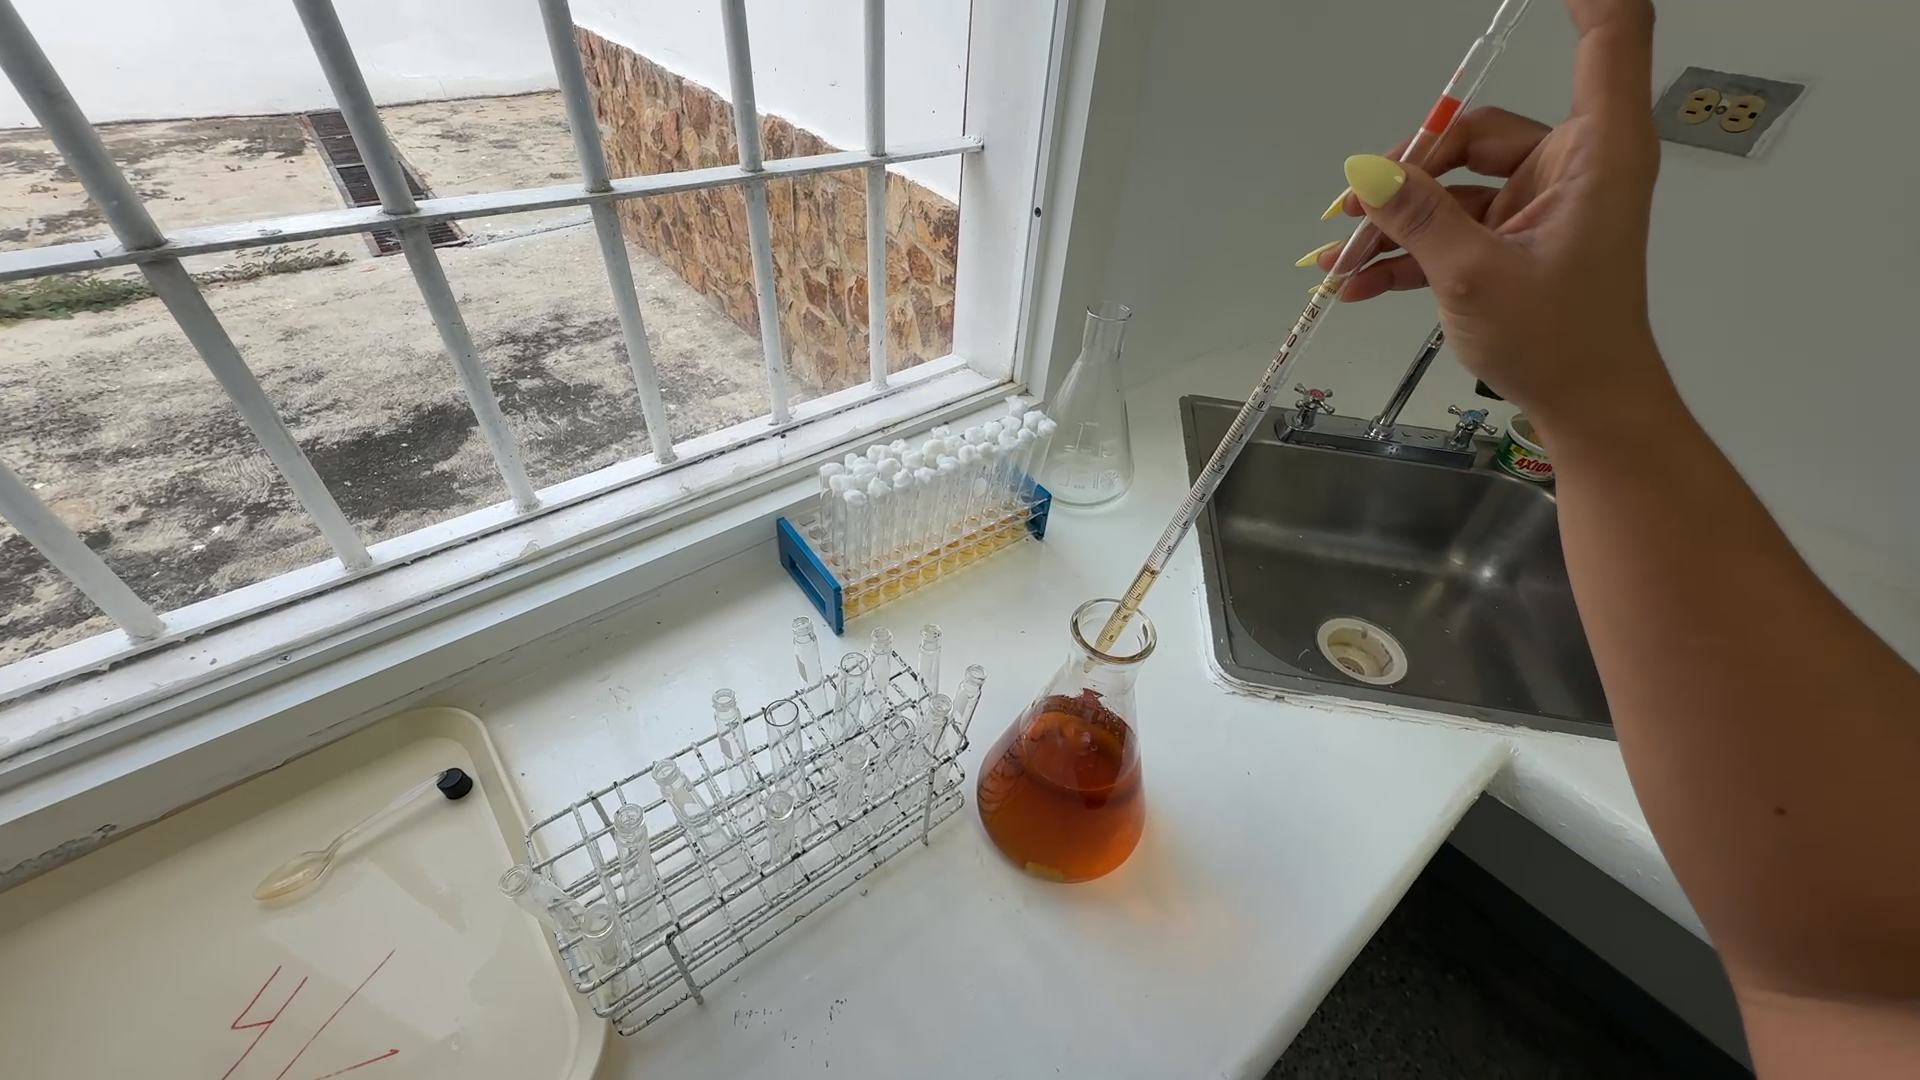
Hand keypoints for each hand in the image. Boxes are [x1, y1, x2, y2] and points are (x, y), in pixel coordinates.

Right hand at [1313, 0, 1666, 432]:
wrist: (1579, 401)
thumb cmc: (1553, 336)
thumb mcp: (1473, 276)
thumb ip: (1419, 218)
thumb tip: (1364, 170)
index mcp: (1592, 153)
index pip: (1607, 40)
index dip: (1584, 0)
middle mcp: (1564, 168)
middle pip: (1473, 139)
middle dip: (1405, 176)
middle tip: (1349, 212)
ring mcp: (1529, 210)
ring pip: (1446, 194)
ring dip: (1390, 226)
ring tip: (1335, 259)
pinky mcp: (1503, 246)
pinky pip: (1443, 235)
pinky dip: (1401, 257)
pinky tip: (1354, 283)